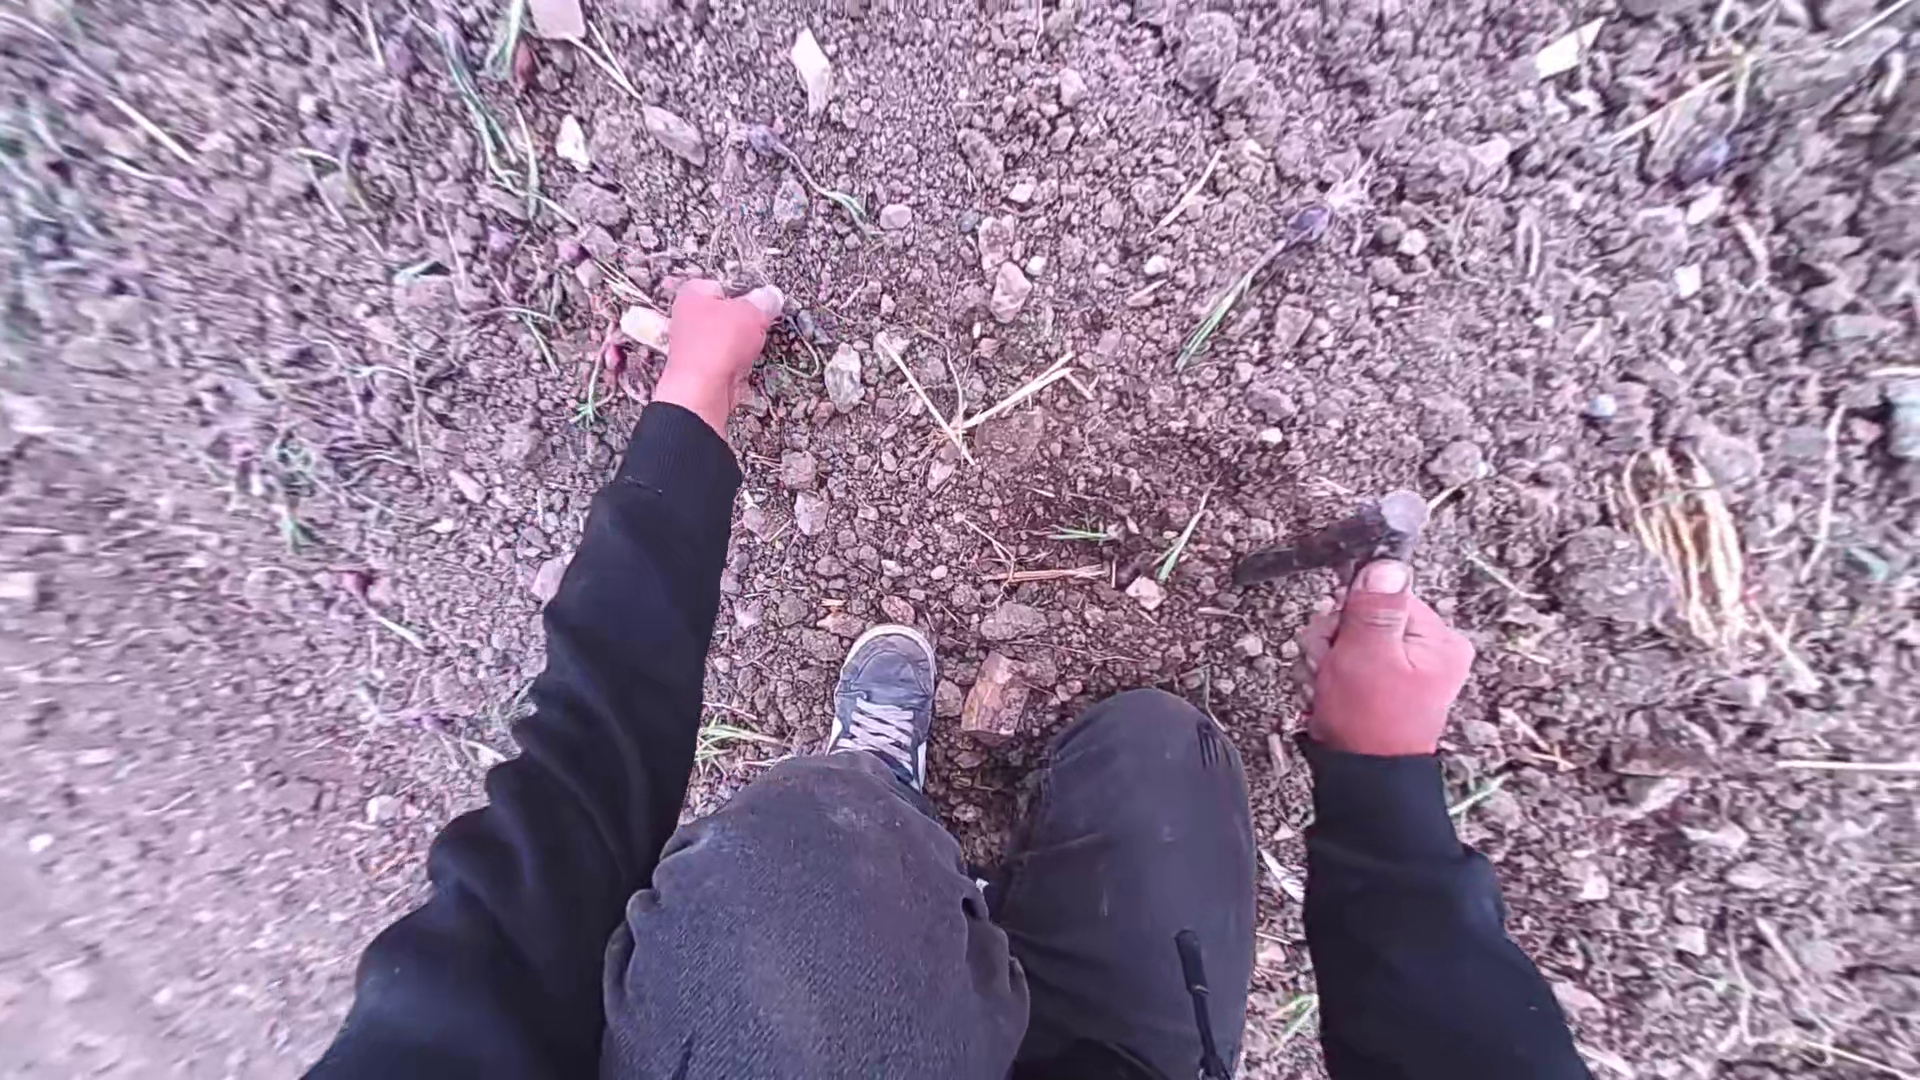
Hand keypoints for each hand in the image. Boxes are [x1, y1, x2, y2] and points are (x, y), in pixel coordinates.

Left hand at [652, 279, 783, 435]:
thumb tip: (772, 297)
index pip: (725, 285)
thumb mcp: (751, 313)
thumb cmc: (716, 346)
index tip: (763, 304)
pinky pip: (727, 359)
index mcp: (693, 293)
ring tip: (750, 348)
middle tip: (759, 327)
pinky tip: (743, 365)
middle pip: (728, 314)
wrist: (703, 390)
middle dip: (746, 322)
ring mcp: (693, 344)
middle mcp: (687, 316)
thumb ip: (763, 301)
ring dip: (743, 344)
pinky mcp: (703, 368)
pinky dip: (738, 362)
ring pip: (728, 339)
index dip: (748, 295)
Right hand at [1296, 560, 1473, 756]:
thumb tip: (1386, 565)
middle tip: (1331, 664)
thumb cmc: (1369, 720)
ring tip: (1327, 681)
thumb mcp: (1367, 656)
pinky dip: (1324, 670)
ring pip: (1340, 635)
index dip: (1349, 612)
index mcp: (1436, 639)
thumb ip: (1374, 609)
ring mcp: (1398, 664)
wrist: (1361, 773)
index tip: (1340, 637)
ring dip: (1322, 655)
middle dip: (1330, 637)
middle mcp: (1422, 649)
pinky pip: (1338, 656)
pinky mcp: (1376, 678)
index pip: (1381, 594)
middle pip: (1357, 614)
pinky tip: (1326, 688)